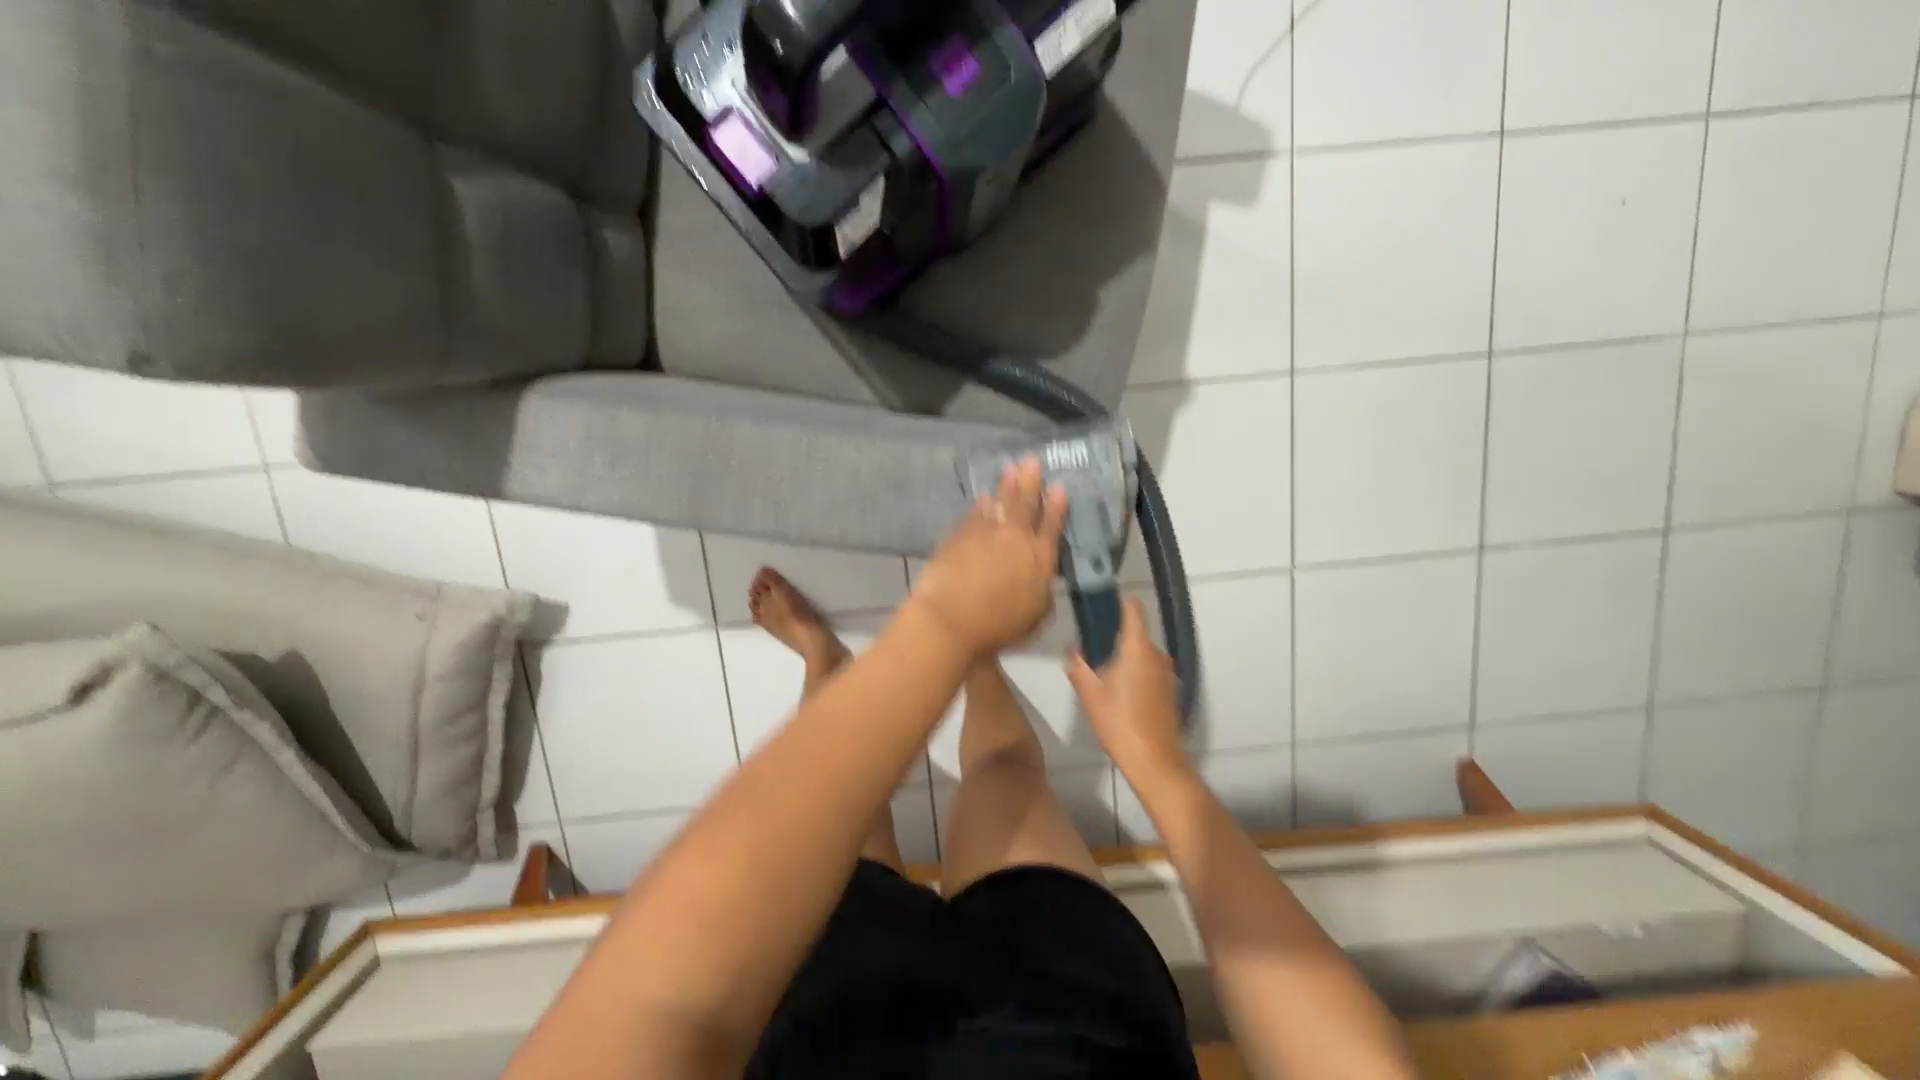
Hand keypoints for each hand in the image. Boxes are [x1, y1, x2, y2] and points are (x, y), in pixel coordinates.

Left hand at [909, 458, 1067, 657]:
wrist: (951, 619)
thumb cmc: (999, 627)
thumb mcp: (1035, 617)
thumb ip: (1042, 593)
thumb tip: (1042, 581)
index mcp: (1041, 559)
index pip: (1052, 527)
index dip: (1056, 506)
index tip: (1059, 487)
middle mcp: (1016, 538)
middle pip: (1025, 505)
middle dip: (1030, 482)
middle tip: (1032, 461)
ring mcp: (986, 533)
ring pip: (999, 503)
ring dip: (1005, 486)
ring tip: (1009, 469)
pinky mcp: (959, 536)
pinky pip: (974, 515)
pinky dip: (980, 505)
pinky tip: (982, 498)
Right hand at [1066, 596, 1185, 777]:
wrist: (1153, 759)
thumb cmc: (1118, 722)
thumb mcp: (1090, 694)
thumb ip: (1078, 666)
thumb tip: (1073, 649)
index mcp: (1137, 648)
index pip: (1133, 610)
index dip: (1120, 601)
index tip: (1103, 600)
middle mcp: (1157, 654)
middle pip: (1135, 635)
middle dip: (1114, 639)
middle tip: (1091, 652)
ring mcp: (1167, 673)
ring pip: (1142, 655)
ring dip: (1125, 660)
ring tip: (1103, 677)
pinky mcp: (1171, 690)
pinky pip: (1150, 672)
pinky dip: (1136, 675)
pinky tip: (1121, 695)